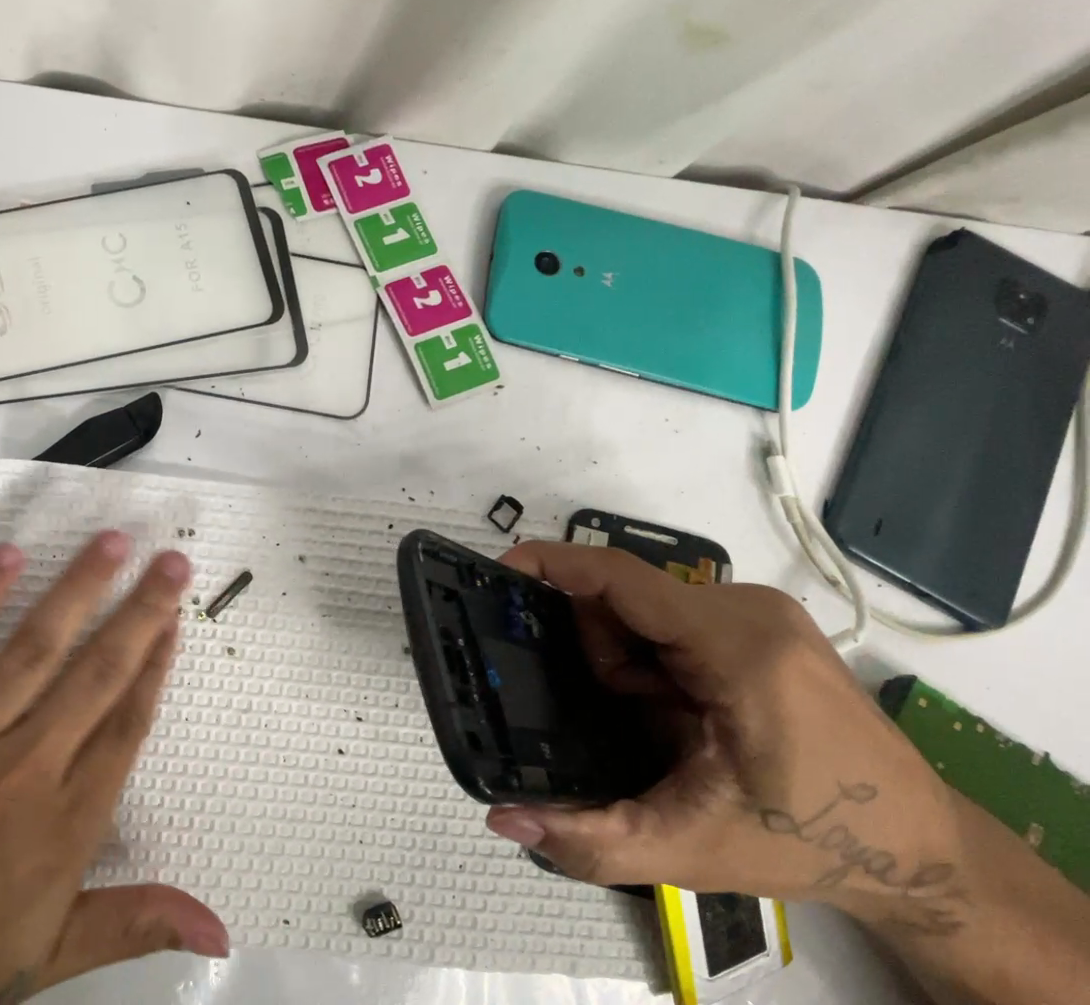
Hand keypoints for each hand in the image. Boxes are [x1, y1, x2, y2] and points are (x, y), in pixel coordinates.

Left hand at [0, 531, 226, 1004]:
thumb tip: (219, 927)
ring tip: (111, 543)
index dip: (155, 668)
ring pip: (32, 649)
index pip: (125, 727)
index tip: (174, 620)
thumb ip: (132, 923)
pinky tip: (8, 559)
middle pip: (94, 675)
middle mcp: (20, 771)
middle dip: (139, 612)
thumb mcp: (43, 957)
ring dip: (76, 590)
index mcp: (61, 827)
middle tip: (170, 561)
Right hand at [484, 542, 965, 931]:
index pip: (623, 578)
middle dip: (597, 653)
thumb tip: (502, 818)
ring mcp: (761, 613)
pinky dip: (649, 657)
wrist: (917, 848)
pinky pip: (669, 617)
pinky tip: (677, 710)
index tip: (495, 576)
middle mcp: (750, 612)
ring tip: (660, 723)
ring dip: (624, 660)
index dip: (551, 565)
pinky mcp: (763, 624)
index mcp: (738, 648)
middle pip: (623, 598)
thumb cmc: (811, 842)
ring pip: (642, 607)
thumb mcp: (690, 849)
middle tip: (624, 717)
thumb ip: (593, 840)